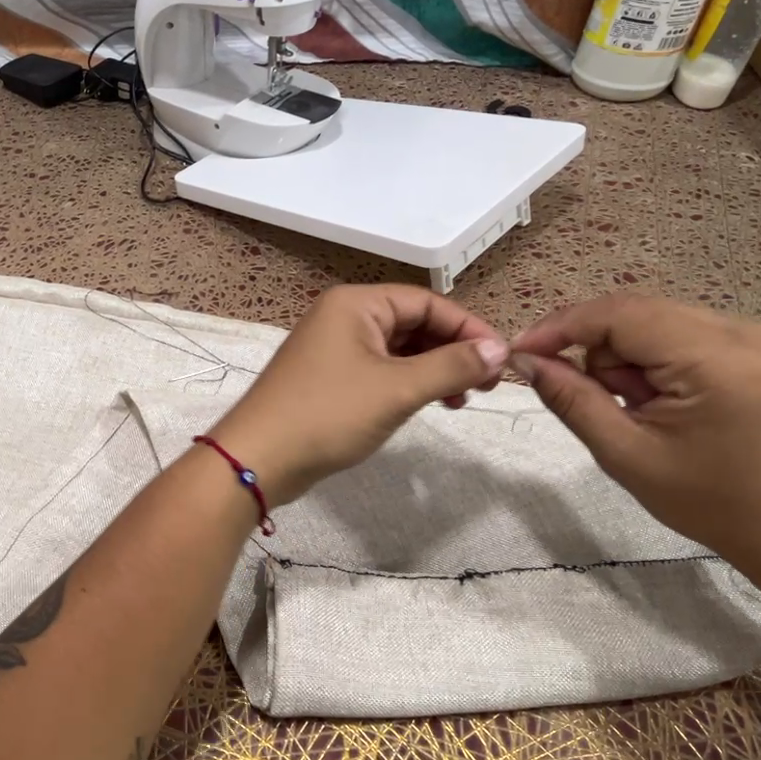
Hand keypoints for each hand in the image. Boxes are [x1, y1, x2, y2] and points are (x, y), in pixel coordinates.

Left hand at [210, 284, 506, 506]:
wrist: (259, 457)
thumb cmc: (328, 414)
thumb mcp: (397, 389)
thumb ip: (451, 366)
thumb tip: (498, 349)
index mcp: (355, 304)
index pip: (427, 302)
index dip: (468, 328)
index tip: (501, 361)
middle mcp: (342, 317)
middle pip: (413, 322)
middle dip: (452, 351)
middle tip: (485, 386)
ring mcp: (332, 348)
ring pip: (397, 349)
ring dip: (432, 370)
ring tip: (459, 400)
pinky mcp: (327, 378)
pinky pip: (379, 370)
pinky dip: (407, 384)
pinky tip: (427, 404)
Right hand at [509, 294, 760, 595]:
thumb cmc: (713, 504)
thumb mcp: (626, 455)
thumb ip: (572, 399)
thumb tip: (525, 360)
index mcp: (717, 359)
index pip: (618, 314)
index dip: (561, 327)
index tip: (520, 352)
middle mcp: (744, 330)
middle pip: (636, 312)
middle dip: (598, 350)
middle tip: (597, 403)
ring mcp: (758, 336)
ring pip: (655, 321)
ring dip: (626, 358)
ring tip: (638, 412)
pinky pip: (683, 334)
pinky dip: (655, 361)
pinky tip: (662, 402)